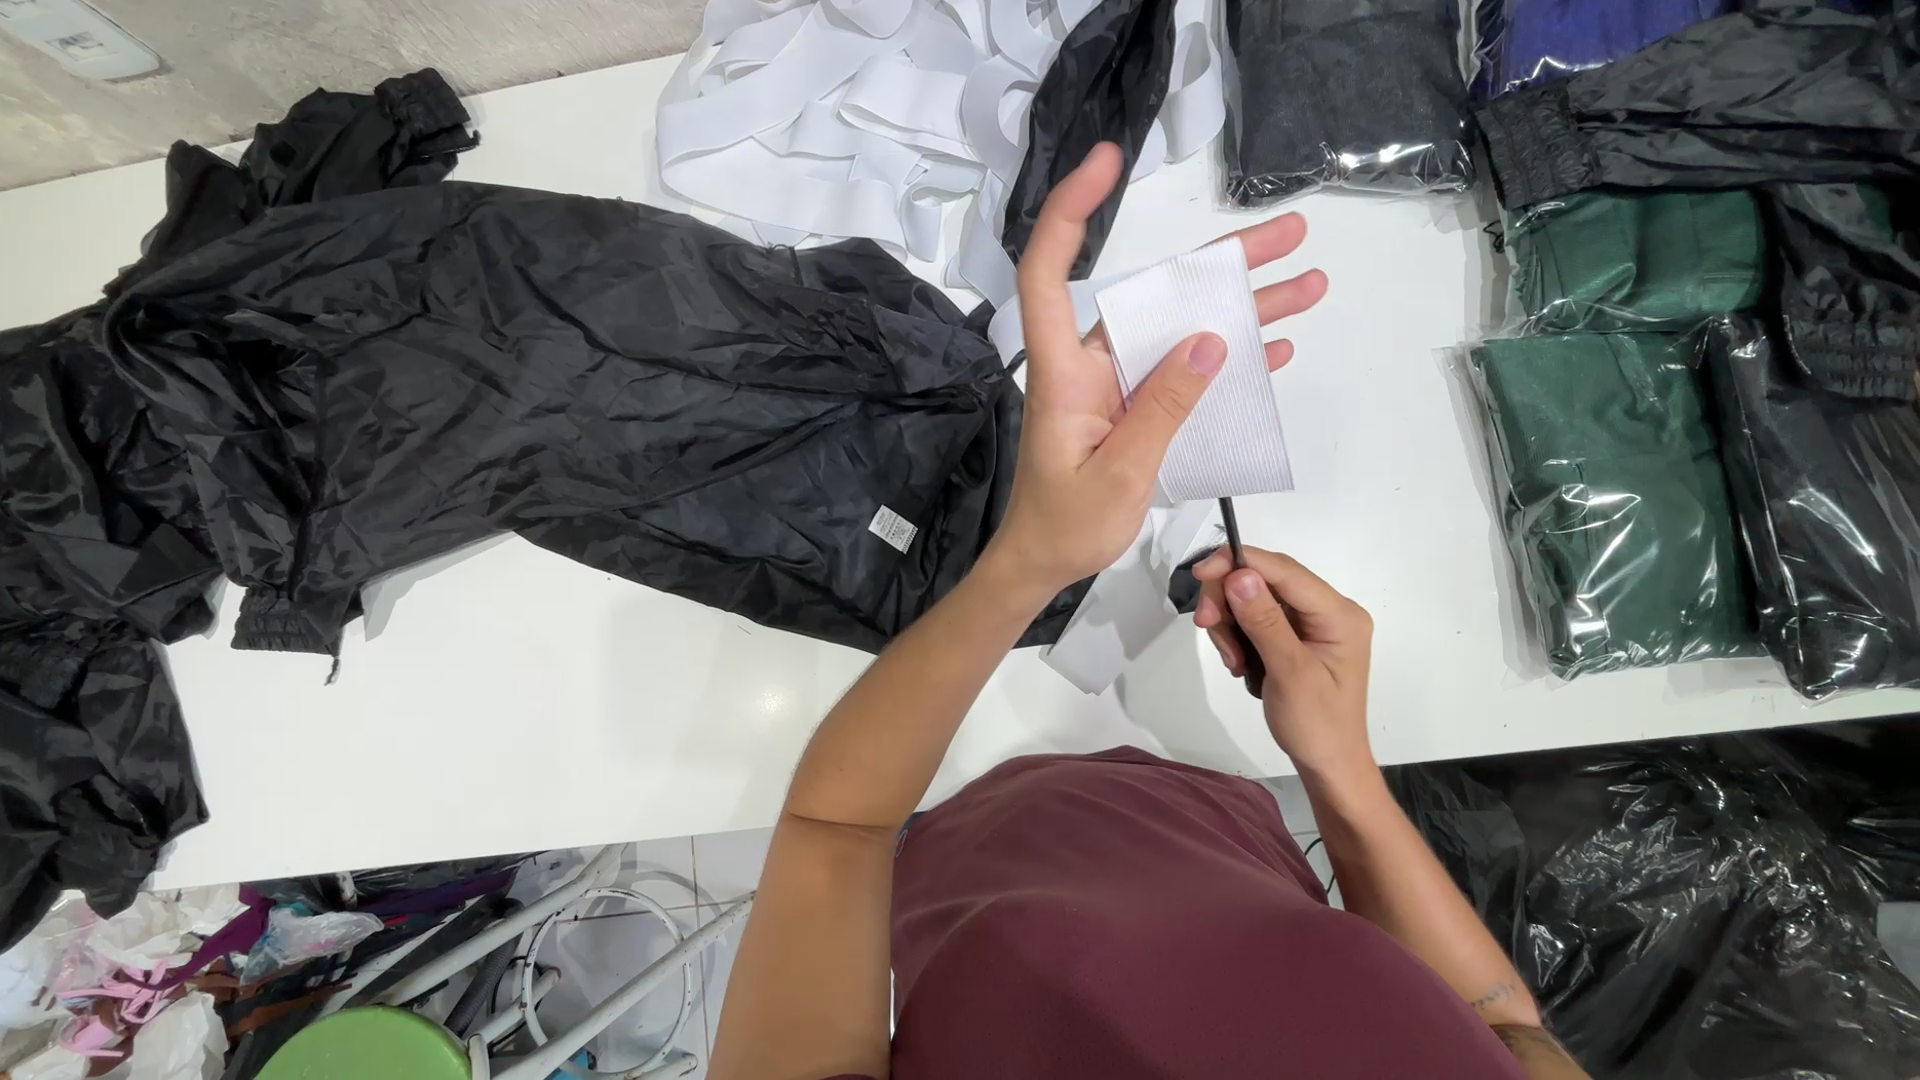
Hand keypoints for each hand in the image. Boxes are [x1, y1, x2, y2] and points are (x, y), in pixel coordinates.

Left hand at [983, 143, 1328, 595]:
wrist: (1047, 561)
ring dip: (1242, 310)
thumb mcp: (1118, 472)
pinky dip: (1229, 360)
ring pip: (1182, 332)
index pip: (1051, 274)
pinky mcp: (1137, 411)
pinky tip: (1276, 345)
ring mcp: (1117, 388)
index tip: (1108, 164)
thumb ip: (1163, 408)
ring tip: (1309, 284)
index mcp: (1065, 372)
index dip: (1071, 214)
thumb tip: (1212, 342)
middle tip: (1290, 234)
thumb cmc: (1064, 524)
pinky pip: (1186, 375)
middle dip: (1220, 264)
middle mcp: (1091, 366)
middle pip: (1152, 296)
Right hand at [1193, 547, 1373, 776]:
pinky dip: (1237, 635)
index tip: (1201, 574)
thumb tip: (1239, 576)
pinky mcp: (1293, 636)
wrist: (1328, 764)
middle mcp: (1327, 610)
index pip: (1283, 570)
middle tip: (1206, 626)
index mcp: (1339, 615)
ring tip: (1232, 661)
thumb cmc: (1316, 724)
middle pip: (1264, 580)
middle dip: (1229, 600)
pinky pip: (1254, 618)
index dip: (1239, 563)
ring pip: (1252, 599)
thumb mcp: (1289, 673)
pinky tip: (1238, 662)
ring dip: (1231, 623)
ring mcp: (1310, 623)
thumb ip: (1264, 622)